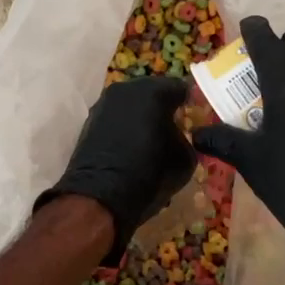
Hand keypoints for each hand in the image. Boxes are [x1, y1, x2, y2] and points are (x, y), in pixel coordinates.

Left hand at [35, 76, 197, 266]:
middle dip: (163, 106)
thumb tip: (179, 134)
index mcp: (154, 91)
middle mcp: (128, 88)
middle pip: (153, 91)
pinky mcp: (91, 119)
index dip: (189, 102)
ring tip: (150, 138)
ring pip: (132, 103)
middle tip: (173, 126)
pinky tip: (130, 146)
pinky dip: (125, 126)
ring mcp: (105, 102)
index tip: (194, 116)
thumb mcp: (185, 160)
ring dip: (142, 115)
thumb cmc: (150, 174)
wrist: (100, 197)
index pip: (180, 87)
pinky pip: (116, 116)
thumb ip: (186, 138)